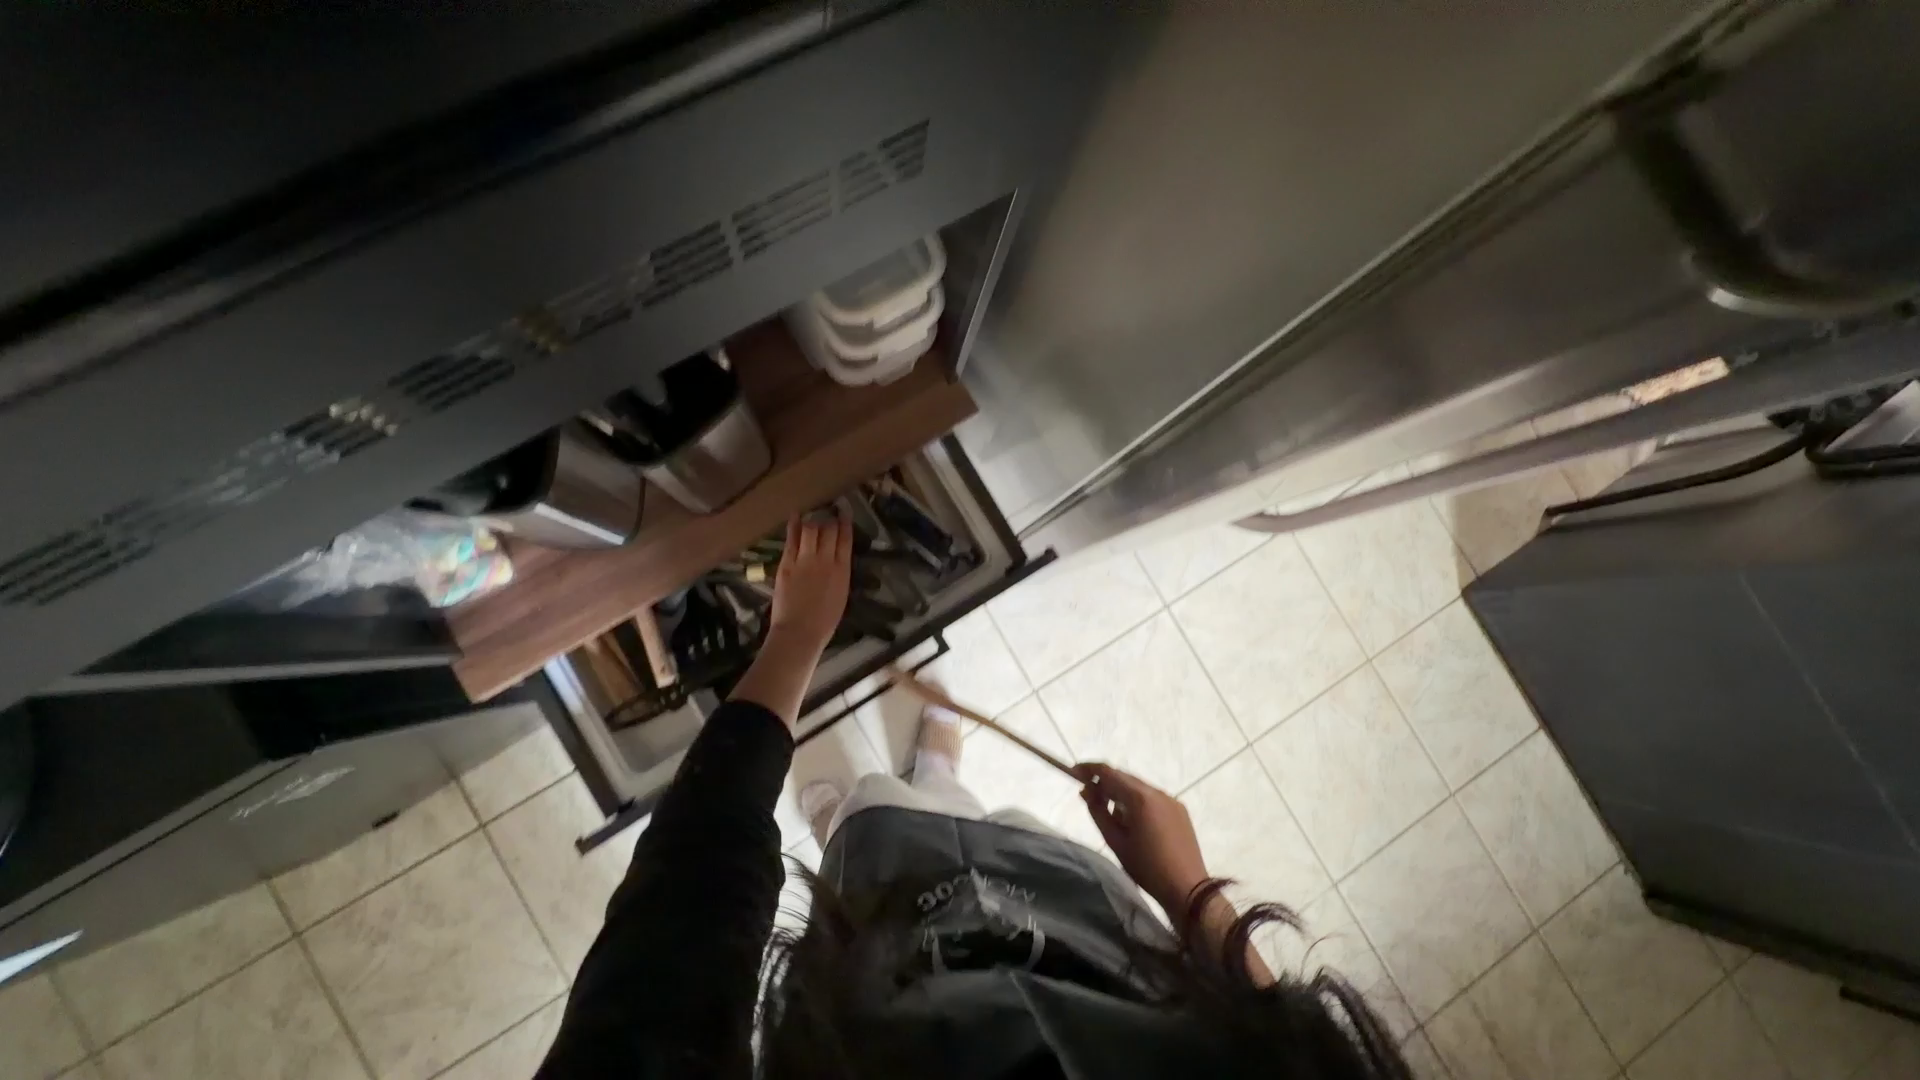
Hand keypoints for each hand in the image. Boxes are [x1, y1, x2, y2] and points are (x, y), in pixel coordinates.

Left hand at [769, 513, 852, 651]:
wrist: (800, 631)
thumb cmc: (824, 621)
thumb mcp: (840, 594)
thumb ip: (839, 574)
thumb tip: (836, 561)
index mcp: (842, 570)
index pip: (845, 539)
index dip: (845, 523)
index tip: (844, 513)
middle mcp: (826, 560)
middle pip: (829, 530)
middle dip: (828, 520)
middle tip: (826, 517)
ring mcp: (805, 560)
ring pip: (811, 529)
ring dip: (813, 521)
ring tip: (812, 519)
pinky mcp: (787, 563)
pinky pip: (792, 538)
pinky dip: (794, 524)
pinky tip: (795, 516)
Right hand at [1074, 762, 1209, 914]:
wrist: (1187, 888)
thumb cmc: (1146, 867)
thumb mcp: (1115, 841)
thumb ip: (1098, 811)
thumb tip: (1086, 791)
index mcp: (1140, 797)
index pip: (1109, 772)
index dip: (1089, 769)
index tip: (1074, 772)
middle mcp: (1157, 791)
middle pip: (1125, 777)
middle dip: (1106, 782)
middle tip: (1090, 795)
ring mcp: (1171, 799)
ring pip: (1139, 787)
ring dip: (1122, 793)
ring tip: (1113, 815)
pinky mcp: (1179, 809)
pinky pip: (1152, 797)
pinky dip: (1138, 801)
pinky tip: (1134, 821)